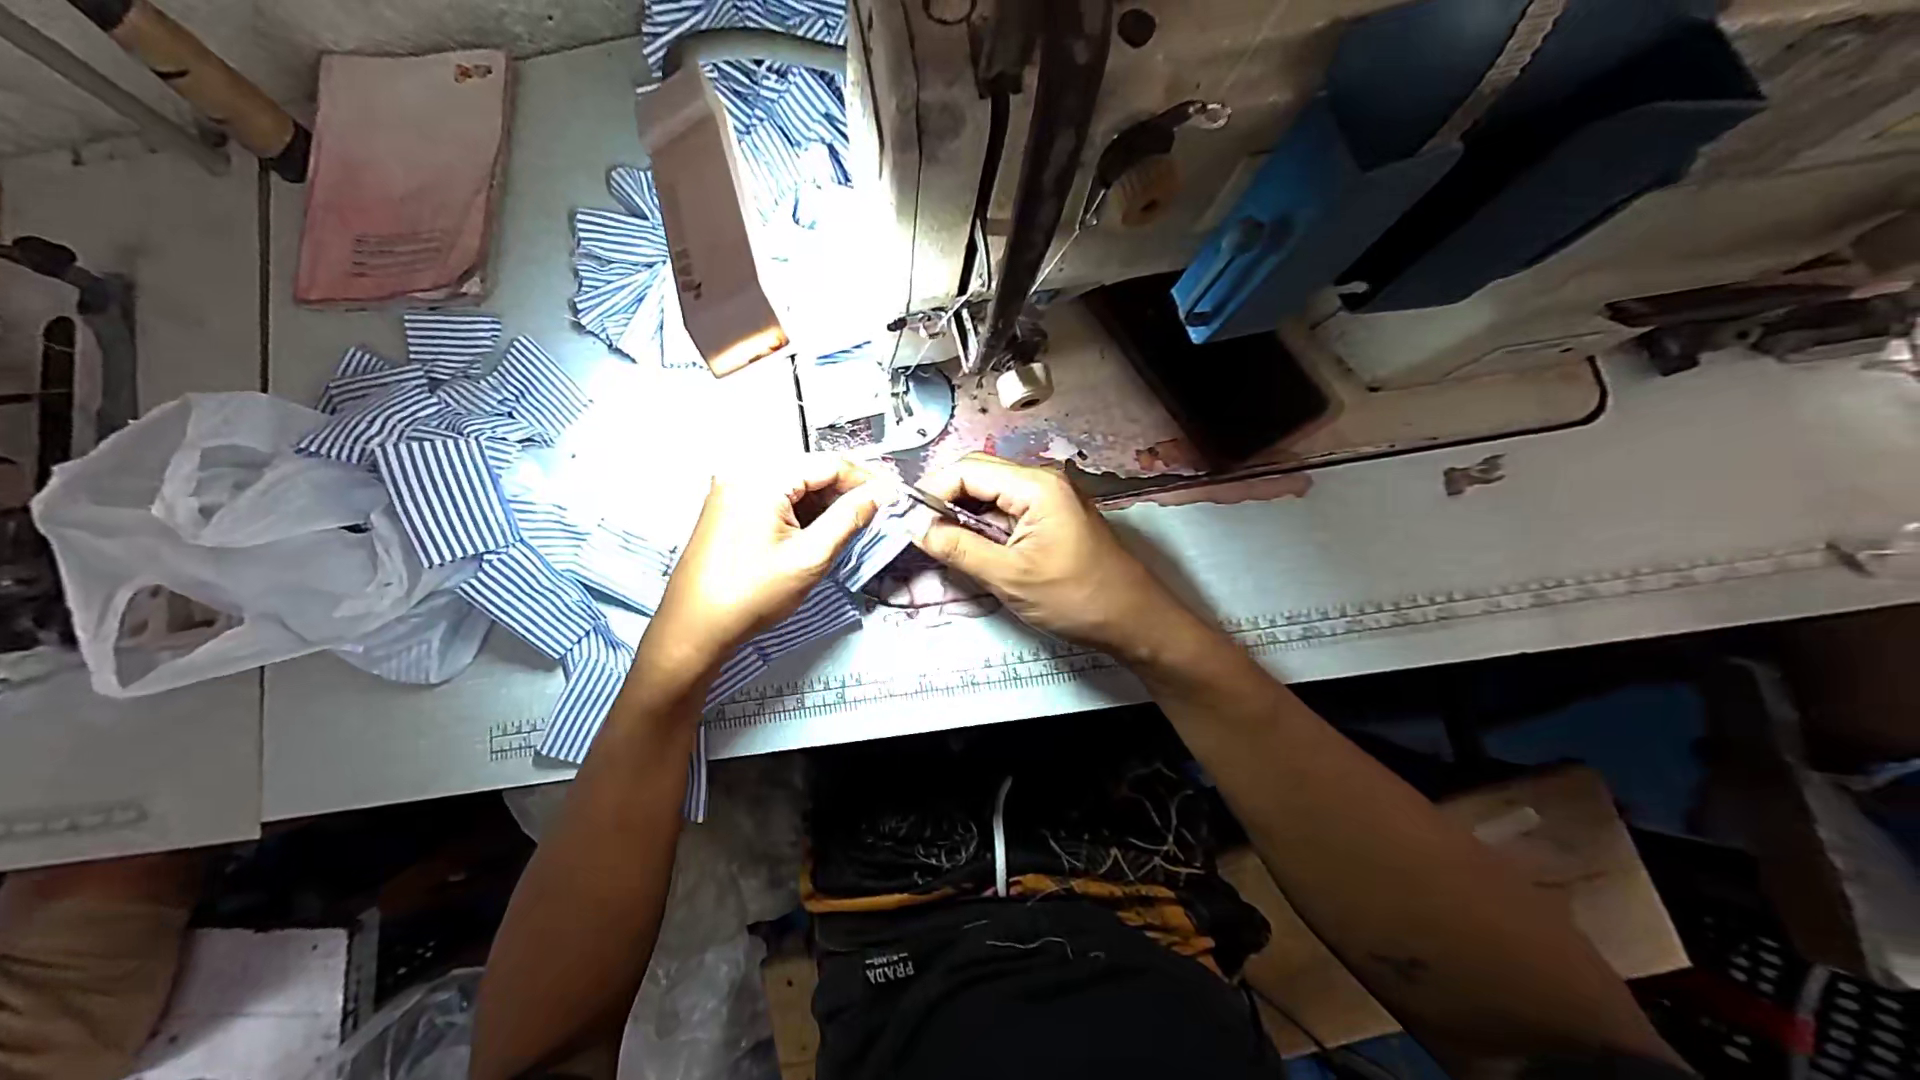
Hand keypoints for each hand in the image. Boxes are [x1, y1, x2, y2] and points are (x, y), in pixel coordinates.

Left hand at [645, 455, 877, 671]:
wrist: (694, 628)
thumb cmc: (745, 597)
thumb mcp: (811, 557)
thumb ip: (850, 518)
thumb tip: (879, 494)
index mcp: (760, 477)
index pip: (828, 462)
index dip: (865, 479)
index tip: (890, 495)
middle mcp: (742, 474)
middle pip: (811, 468)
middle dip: (845, 491)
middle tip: (874, 512)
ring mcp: (732, 489)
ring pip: (795, 483)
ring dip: (825, 501)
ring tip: (848, 528)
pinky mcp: (729, 507)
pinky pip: (776, 496)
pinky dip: (802, 510)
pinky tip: (818, 532)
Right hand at [912, 453, 1204, 662]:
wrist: (1133, 620)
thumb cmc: (1077, 598)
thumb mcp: (1008, 576)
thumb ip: (958, 548)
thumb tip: (917, 528)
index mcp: (1036, 486)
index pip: (968, 470)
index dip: (932, 490)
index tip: (906, 518)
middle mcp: (1042, 481)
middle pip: (978, 476)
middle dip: (944, 500)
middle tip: (917, 532)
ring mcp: (1048, 498)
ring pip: (990, 495)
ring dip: (962, 516)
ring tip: (939, 544)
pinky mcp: (1050, 517)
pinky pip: (1006, 512)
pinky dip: (983, 527)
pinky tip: (969, 548)